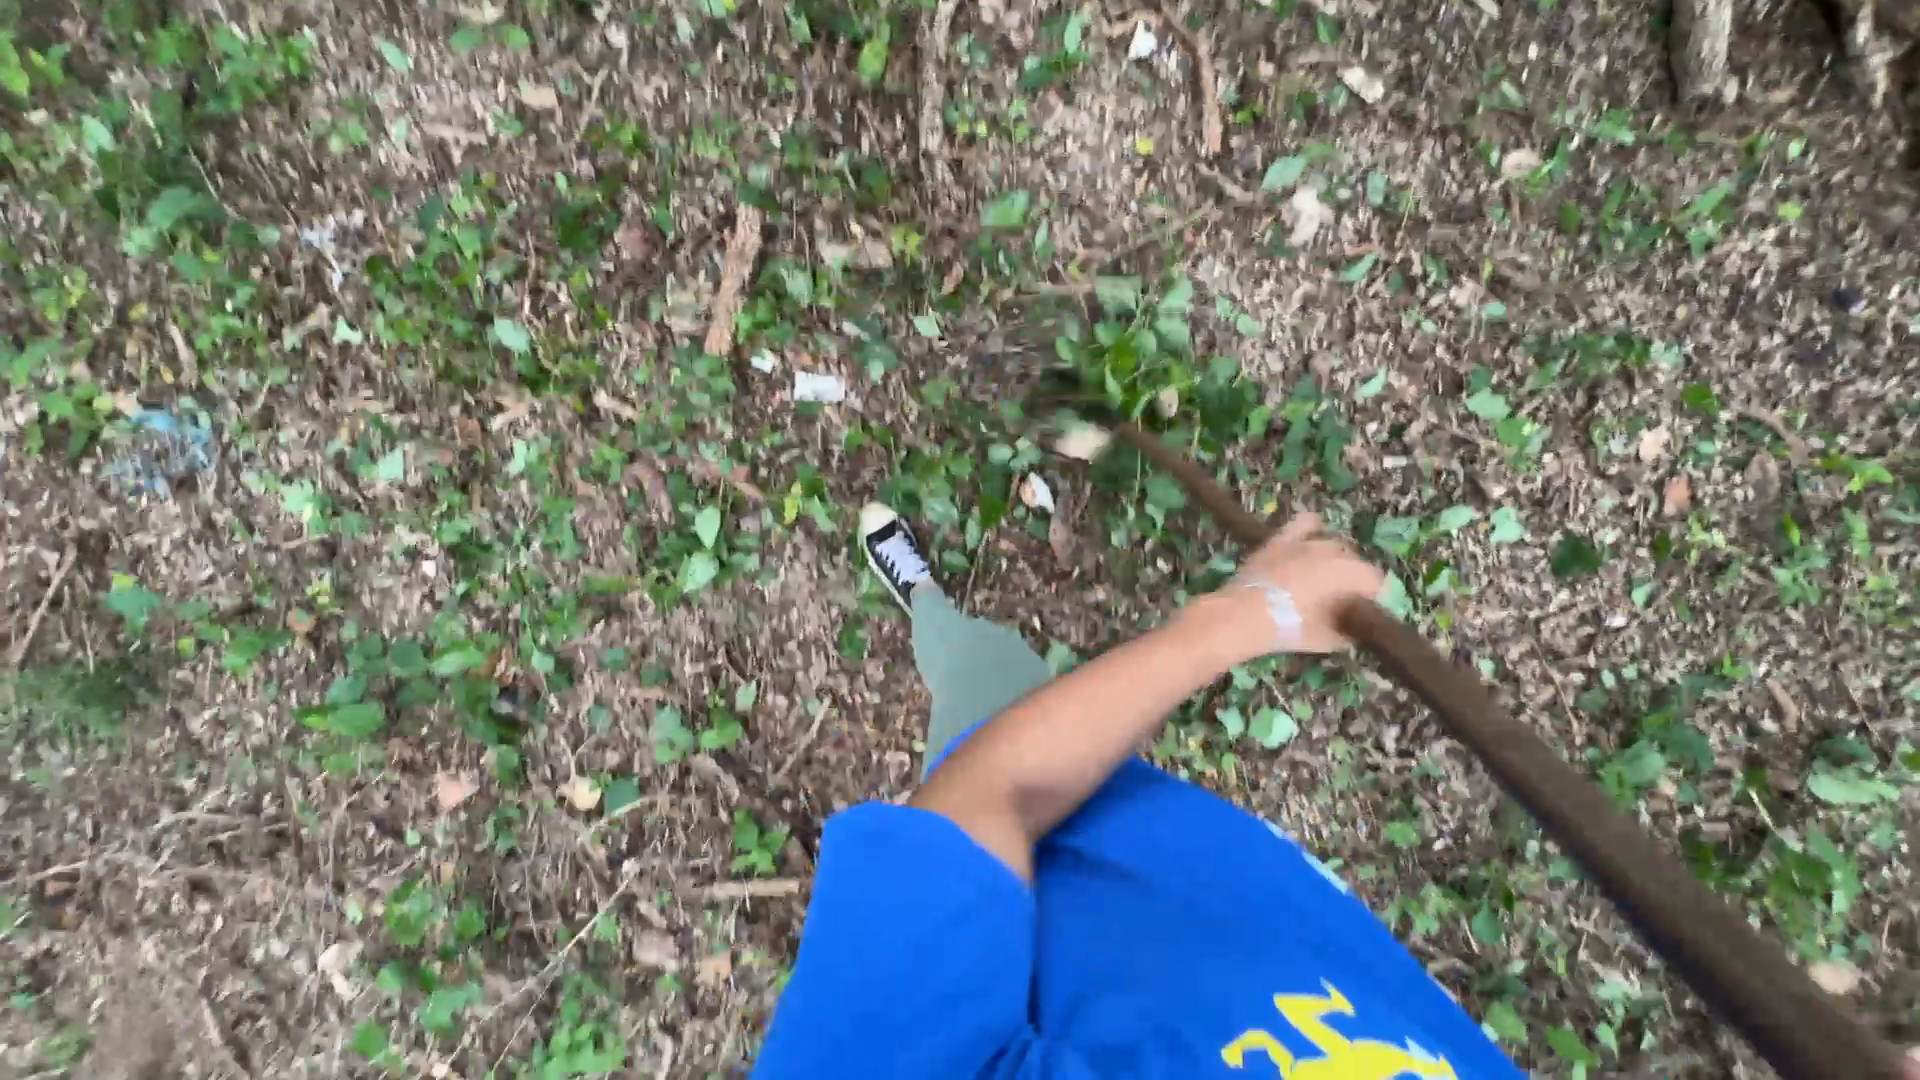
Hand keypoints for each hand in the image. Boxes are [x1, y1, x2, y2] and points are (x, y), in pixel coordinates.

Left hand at [1196, 513, 1384, 658]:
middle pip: (1353, 562)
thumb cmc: (1289, 629)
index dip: (1373, 598)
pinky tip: (1311, 538)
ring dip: (1334, 559)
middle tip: (1340, 601)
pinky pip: (1304, 523)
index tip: (1364, 614)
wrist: (1241, 616)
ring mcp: (1304, 542)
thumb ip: (1347, 633)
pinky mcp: (1279, 540)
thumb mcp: (1326, 639)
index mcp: (1349, 573)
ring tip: (1324, 578)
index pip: (1375, 581)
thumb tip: (1352, 632)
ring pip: (1332, 544)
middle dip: (1352, 580)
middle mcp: (1332, 551)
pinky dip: (1312, 528)